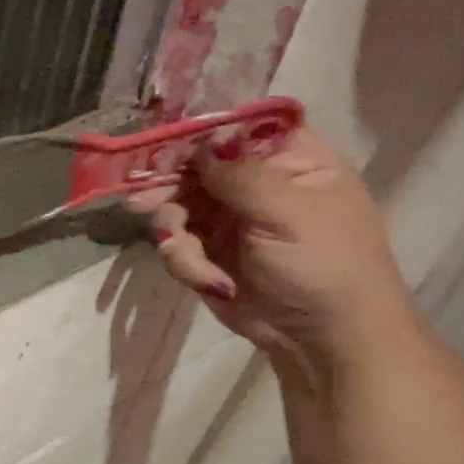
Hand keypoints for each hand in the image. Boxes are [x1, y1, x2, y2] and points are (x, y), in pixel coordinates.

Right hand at [127, 126, 413, 366]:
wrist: (320, 334)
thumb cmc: (324, 264)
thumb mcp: (288, 213)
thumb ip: (243, 175)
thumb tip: (206, 136)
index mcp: (293, 161)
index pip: (242, 129)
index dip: (202, 131)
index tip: (161, 142)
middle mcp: (256, 184)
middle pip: (194, 169)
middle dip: (167, 190)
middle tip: (139, 205)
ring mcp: (227, 218)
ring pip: (175, 208)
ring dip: (173, 234)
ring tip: (181, 254)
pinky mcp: (205, 251)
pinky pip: (174, 245)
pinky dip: (183, 263)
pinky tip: (208, 280)